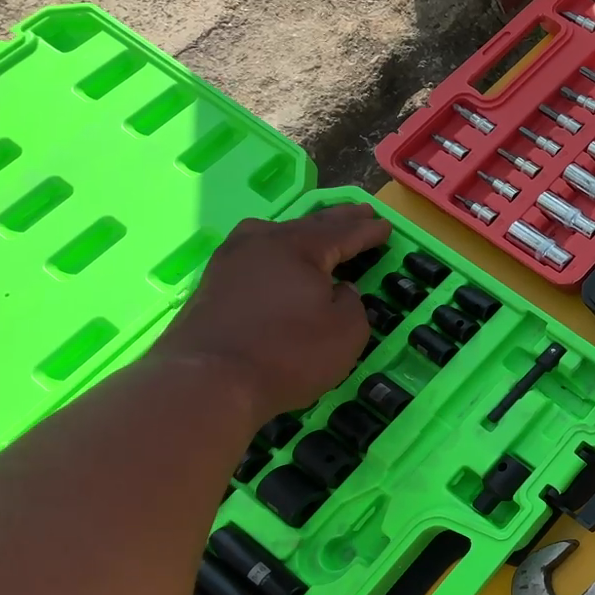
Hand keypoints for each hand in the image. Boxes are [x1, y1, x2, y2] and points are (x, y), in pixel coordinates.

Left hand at [150, 203, 391, 420]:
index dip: (368, 231)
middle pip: (308, 226)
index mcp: (299, 247)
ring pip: (274, 235)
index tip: (386, 226)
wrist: (207, 382)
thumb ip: (352, 304)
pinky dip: (277, 252)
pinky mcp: (212, 285)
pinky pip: (256, 256)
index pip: (343, 233)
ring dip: (302, 231)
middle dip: (337, 220)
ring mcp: (230, 262)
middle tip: (360, 211)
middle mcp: (261, 243)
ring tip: (317, 230)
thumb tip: (339, 290)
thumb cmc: (290, 353)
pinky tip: (280, 259)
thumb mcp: (347, 332)